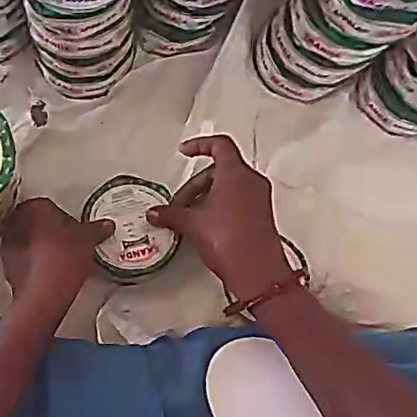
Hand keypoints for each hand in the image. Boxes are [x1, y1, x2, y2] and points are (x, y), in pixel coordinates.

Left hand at [1, 198, 112, 315]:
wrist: (45, 291)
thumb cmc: (64, 258)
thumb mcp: (88, 240)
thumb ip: (97, 229)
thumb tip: (106, 225)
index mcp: (36, 206)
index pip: (49, 205)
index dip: (62, 217)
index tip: (72, 228)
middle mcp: (16, 220)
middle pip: (34, 220)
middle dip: (48, 228)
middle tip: (65, 240)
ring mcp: (8, 242)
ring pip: (26, 237)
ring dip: (38, 244)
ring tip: (57, 256)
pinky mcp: (6, 263)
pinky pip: (21, 255)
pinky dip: (32, 259)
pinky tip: (47, 269)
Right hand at [147, 136, 290, 299]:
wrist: (257, 271)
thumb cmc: (226, 238)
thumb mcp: (192, 224)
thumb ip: (171, 214)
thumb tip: (154, 213)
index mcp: (236, 173)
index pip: (220, 145)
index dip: (200, 145)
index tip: (184, 152)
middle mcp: (251, 180)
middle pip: (220, 169)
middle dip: (196, 184)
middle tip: (178, 204)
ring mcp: (259, 198)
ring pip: (229, 186)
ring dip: (206, 196)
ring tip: (189, 217)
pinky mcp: (262, 214)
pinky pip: (238, 199)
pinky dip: (219, 205)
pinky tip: (205, 225)